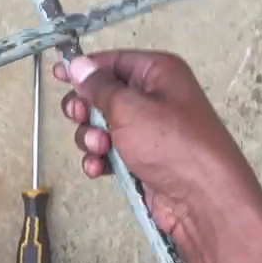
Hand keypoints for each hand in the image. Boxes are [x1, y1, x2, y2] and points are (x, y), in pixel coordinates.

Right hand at [54, 50, 261, 249]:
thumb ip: (99, 86)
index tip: (59, 75)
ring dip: (91, 137)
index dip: (86, 68)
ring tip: (99, 147)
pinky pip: (110, 151)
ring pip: (103, 125)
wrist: (202, 201)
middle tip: (79, 116)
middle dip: (87, 108)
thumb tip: (79, 64)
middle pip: (104, 94)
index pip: (113, 61)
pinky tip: (99, 168)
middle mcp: (155, 97)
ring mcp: (149, 130)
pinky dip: (100, 158)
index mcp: (159, 73)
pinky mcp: (143, 158)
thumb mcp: (129, 108)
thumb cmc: (174, 146)